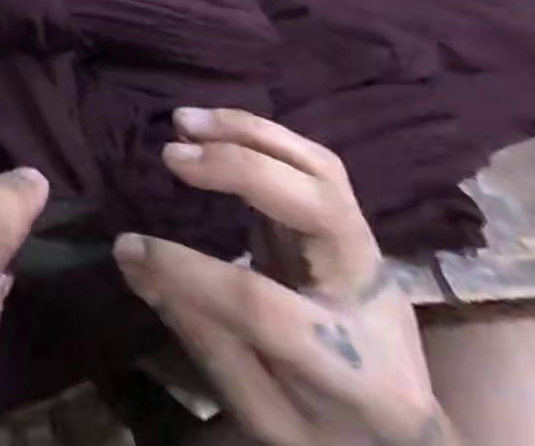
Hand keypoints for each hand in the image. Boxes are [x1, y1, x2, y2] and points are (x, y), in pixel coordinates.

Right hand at [114, 109, 455, 445]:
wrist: (407, 433)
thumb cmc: (325, 430)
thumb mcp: (262, 414)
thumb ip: (201, 334)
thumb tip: (131, 258)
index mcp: (355, 367)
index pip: (262, 305)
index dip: (186, 270)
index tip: (127, 246)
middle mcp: (374, 295)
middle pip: (320, 208)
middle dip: (240, 170)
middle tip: (170, 156)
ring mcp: (371, 254)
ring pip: (323, 170)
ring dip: (249, 134)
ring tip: (185, 120)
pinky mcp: (352, 228)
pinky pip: (314, 165)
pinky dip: (260, 135)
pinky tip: (214, 126)